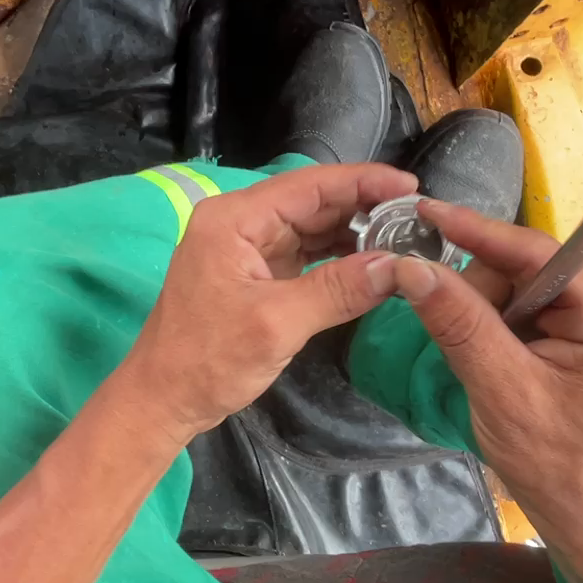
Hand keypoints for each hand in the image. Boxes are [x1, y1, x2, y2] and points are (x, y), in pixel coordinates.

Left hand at [109, 163, 418, 448]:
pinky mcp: (255, 273)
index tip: (411, 186)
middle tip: (418, 218)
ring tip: (406, 238)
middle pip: (312, 203)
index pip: (308, 187)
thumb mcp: (277, 324)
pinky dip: (337, 258)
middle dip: (364, 209)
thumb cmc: (208, 360)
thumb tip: (397, 267)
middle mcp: (239, 223)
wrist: (163, 399)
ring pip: (311, 228)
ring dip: (355, 234)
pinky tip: (372, 262)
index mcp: (234, 219)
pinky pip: (304, 254)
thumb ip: (337, 290)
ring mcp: (247, 248)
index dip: (362, 182)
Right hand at [391, 198, 582, 513]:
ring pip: (513, 286)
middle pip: (521, 268)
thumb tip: (409, 267)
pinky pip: (518, 307)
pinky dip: (489, 325)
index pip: (538, 254)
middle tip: (460, 343)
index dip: (478, 231)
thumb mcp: (499, 389)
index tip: (426, 211)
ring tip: (481, 362)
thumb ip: (458, 323)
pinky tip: (488, 356)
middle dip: (479, 296)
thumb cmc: (552, 462)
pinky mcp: (577, 335)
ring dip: (481, 315)